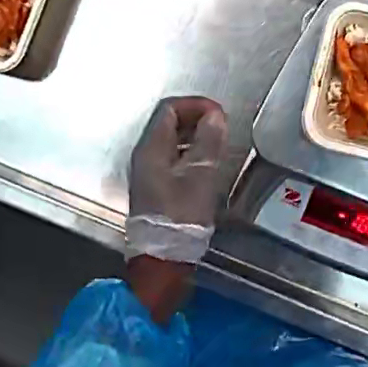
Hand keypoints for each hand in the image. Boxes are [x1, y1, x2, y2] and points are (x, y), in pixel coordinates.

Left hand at [125, 96, 228, 263]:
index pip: (170, 109)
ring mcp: (148, 173)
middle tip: (222, 126)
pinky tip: (207, 165)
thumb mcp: (200, 175)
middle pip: (169, 123)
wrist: (162, 261)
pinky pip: (172, 158)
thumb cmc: (180, 215)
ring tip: (218, 143)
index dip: (196, 105)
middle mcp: (145, 156)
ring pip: (171, 141)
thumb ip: (208, 141)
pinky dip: (190, 153)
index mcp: (151, 148)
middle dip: (196, 118)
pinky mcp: (155, 188)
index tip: (219, 113)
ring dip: (195, 136)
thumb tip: (215, 116)